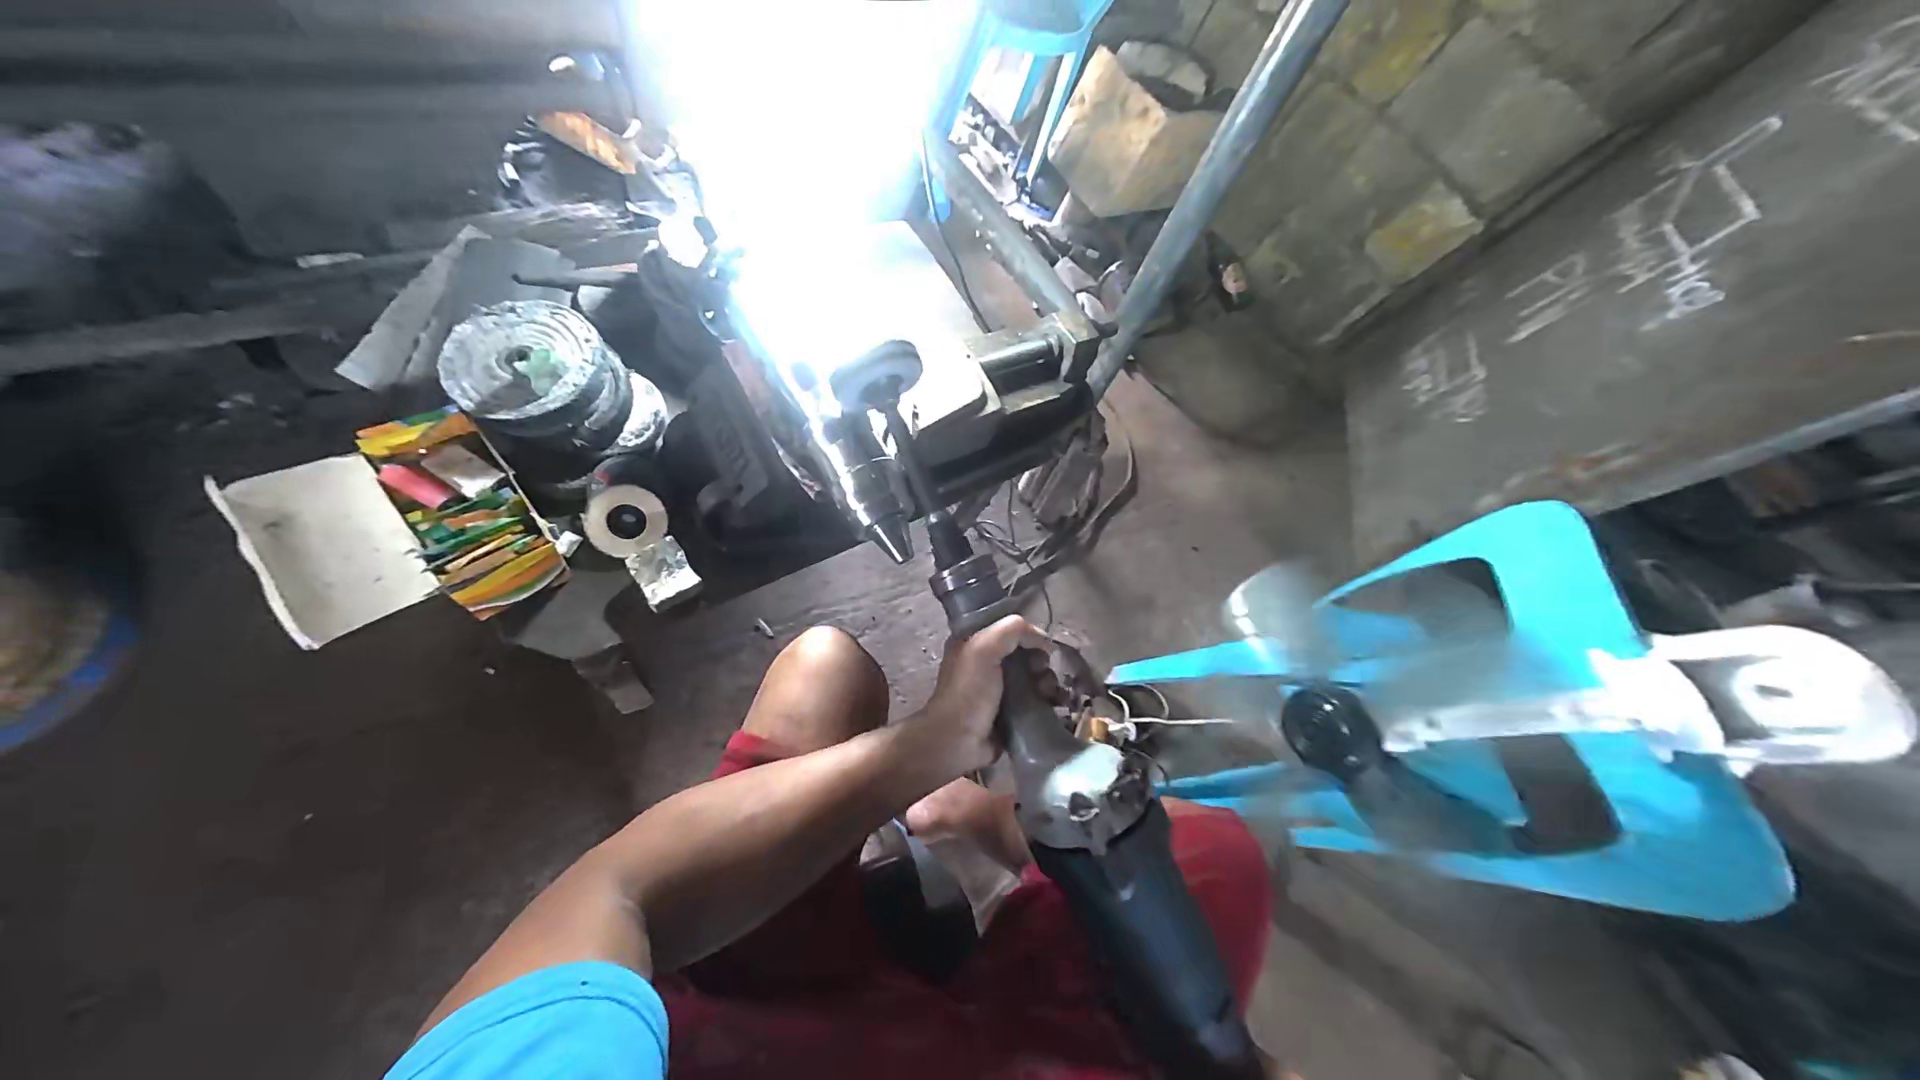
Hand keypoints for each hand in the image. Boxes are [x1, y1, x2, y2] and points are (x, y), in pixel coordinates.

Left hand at [911, 615, 1048, 777]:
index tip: (1040, 646)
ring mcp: (1000, 688)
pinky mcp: (1012, 710)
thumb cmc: (968, 692)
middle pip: (1025, 652)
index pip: (1009, 628)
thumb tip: (1044, 640)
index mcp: (974, 642)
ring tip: (1048, 692)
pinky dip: (1048, 698)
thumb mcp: (983, 649)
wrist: (957, 742)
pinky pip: (1036, 697)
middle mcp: (987, 662)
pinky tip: (1054, 702)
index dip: (1027, 633)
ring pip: (1034, 675)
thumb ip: (1012, 631)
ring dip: (1047, 680)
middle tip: (1041, 672)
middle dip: (1040, 660)